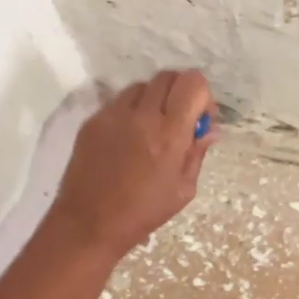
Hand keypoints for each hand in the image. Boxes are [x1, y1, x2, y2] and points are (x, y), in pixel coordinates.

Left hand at [44, 69, 215, 260]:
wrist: (89, 223)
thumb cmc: (143, 212)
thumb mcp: (183, 190)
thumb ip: (197, 153)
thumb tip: (209, 130)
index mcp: (170, 134)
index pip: (193, 83)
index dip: (202, 95)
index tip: (200, 117)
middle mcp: (142, 116)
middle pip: (168, 76)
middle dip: (180, 92)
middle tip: (179, 118)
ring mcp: (114, 114)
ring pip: (142, 86)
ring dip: (154, 99)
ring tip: (152, 127)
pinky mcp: (93, 120)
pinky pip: (118, 102)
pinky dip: (131, 111)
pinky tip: (128, 138)